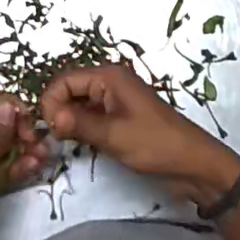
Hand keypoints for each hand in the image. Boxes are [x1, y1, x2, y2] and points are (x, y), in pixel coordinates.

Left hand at [0, 93, 49, 239]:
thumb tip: (10, 105)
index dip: (10, 107)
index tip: (30, 119)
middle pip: (0, 124)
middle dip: (22, 130)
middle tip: (39, 141)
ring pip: (5, 148)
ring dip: (25, 149)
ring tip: (45, 155)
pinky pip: (4, 169)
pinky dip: (20, 167)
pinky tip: (36, 166)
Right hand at [41, 64, 239, 207]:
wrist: (192, 163)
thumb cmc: (156, 145)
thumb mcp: (115, 136)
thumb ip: (80, 124)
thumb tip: (49, 117)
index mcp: (109, 76)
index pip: (65, 80)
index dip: (51, 101)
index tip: (46, 129)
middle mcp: (109, 81)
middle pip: (69, 88)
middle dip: (56, 109)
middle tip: (50, 138)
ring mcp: (113, 99)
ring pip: (77, 102)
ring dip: (66, 118)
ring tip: (59, 142)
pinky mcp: (117, 116)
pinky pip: (89, 114)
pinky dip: (78, 125)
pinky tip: (74, 142)